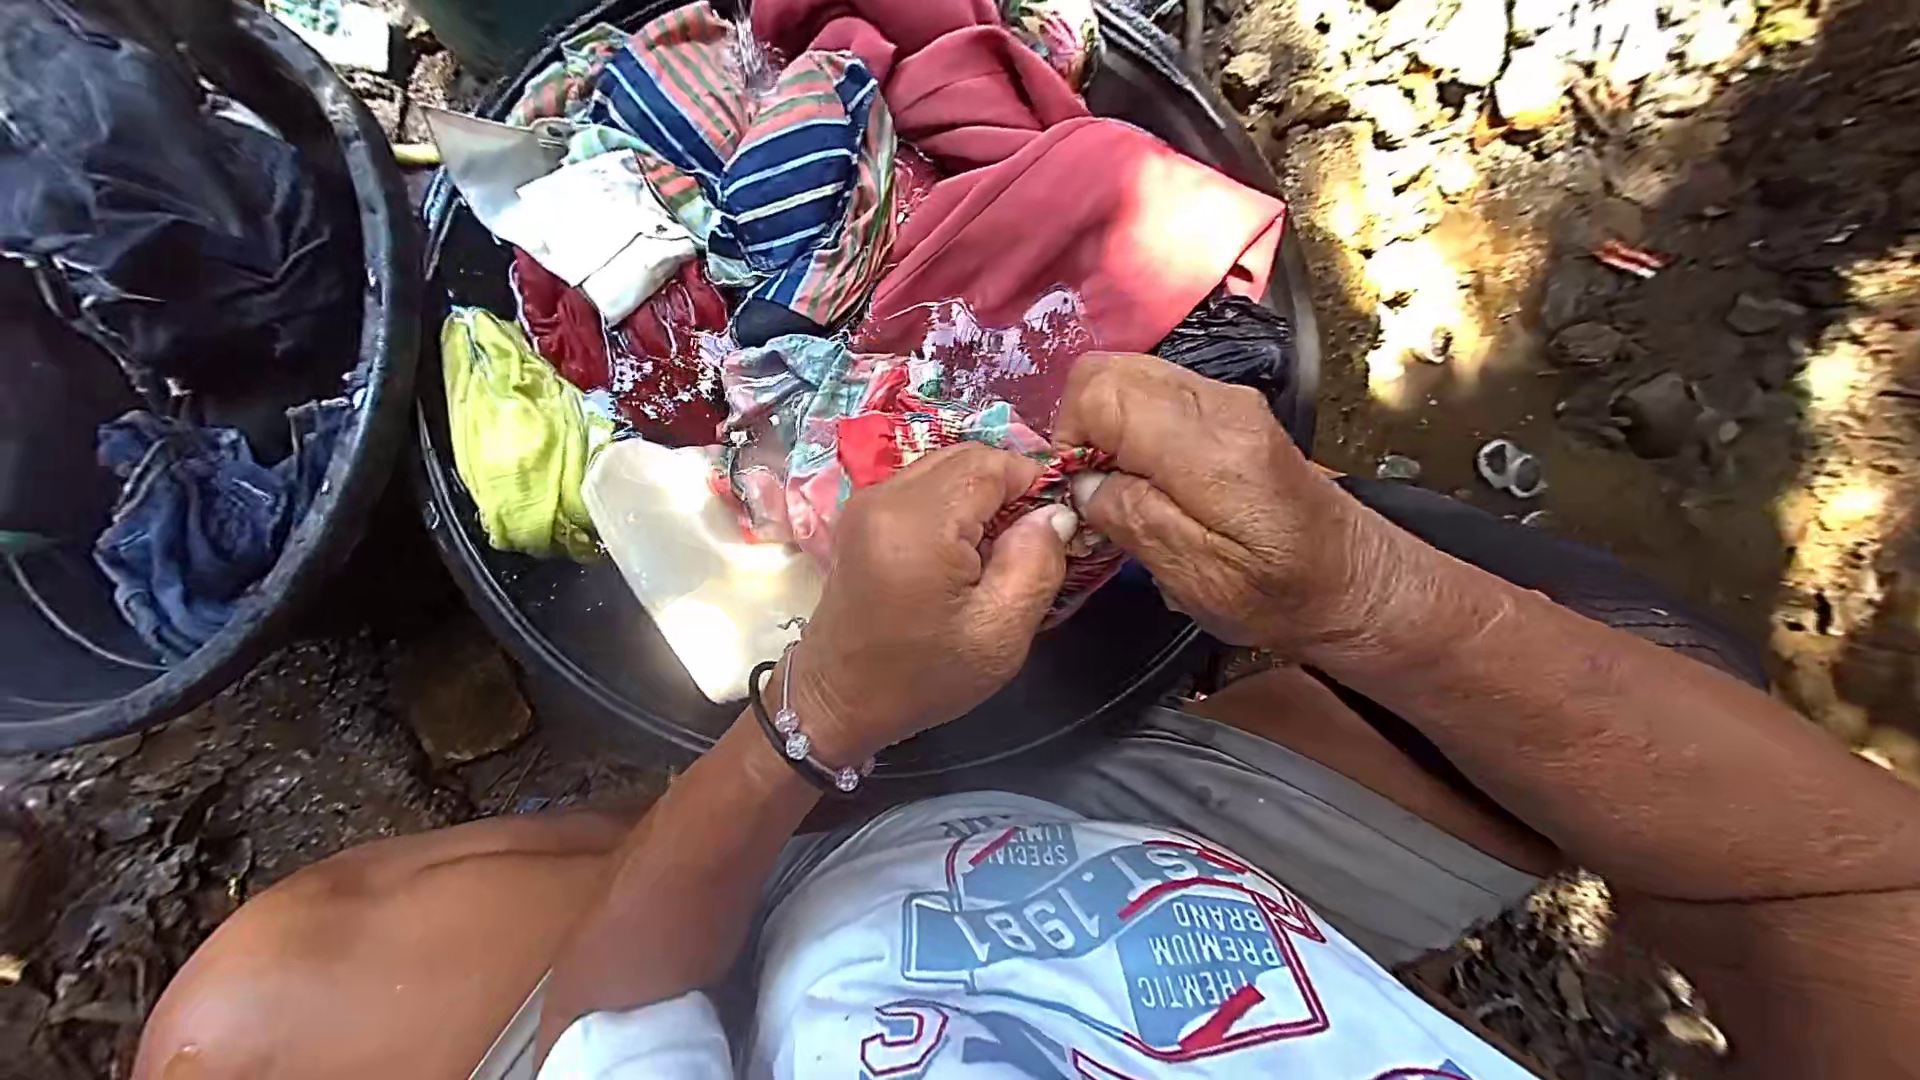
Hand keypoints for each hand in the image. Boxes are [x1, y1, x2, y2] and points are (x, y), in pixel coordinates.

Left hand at [781, 443, 1076, 762]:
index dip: (1032, 483)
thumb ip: (1037, 564)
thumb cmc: (920, 676)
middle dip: (1007, 487)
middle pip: (966, 458)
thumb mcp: (999, 634)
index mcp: (918, 523)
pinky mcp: (860, 513)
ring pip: (944, 467)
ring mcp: (866, 500)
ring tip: (992, 548)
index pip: (991, 464)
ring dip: (979, 496)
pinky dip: (952, 504)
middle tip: (1025, 538)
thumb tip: (1053, 513)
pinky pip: (922, 485)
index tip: (1051, 524)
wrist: (838, 698)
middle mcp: (884, 495)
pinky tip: (958, 548)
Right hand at [1053, 352, 1382, 652]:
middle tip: (1094, 484)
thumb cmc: (1276, 592)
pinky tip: (1144, 472)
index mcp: (1209, 447)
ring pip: (1127, 374)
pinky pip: (1153, 391)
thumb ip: (1131, 519)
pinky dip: (1128, 425)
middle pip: (1108, 369)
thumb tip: (1083, 482)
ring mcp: (1226, 398)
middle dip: (1080, 425)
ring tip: (1118, 482)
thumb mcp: (1196, 578)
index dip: (1069, 435)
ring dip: (1103, 425)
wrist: (1353, 578)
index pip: (1102, 391)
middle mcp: (1218, 403)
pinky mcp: (1228, 406)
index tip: (1078, 487)